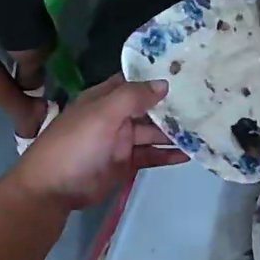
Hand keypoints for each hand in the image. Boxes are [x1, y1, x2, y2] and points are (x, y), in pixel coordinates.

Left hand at [6, 77, 189, 210]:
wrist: (52, 188)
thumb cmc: (75, 144)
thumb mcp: (103, 114)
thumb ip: (133, 97)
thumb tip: (164, 83)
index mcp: (104, 99)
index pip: (134, 81)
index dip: (157, 77)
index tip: (188, 71)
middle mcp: (114, 116)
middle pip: (148, 108)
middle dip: (173, 106)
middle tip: (207, 102)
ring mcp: (120, 141)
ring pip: (152, 133)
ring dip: (175, 132)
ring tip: (205, 129)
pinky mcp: (125, 164)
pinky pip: (150, 156)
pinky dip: (167, 155)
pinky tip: (189, 154)